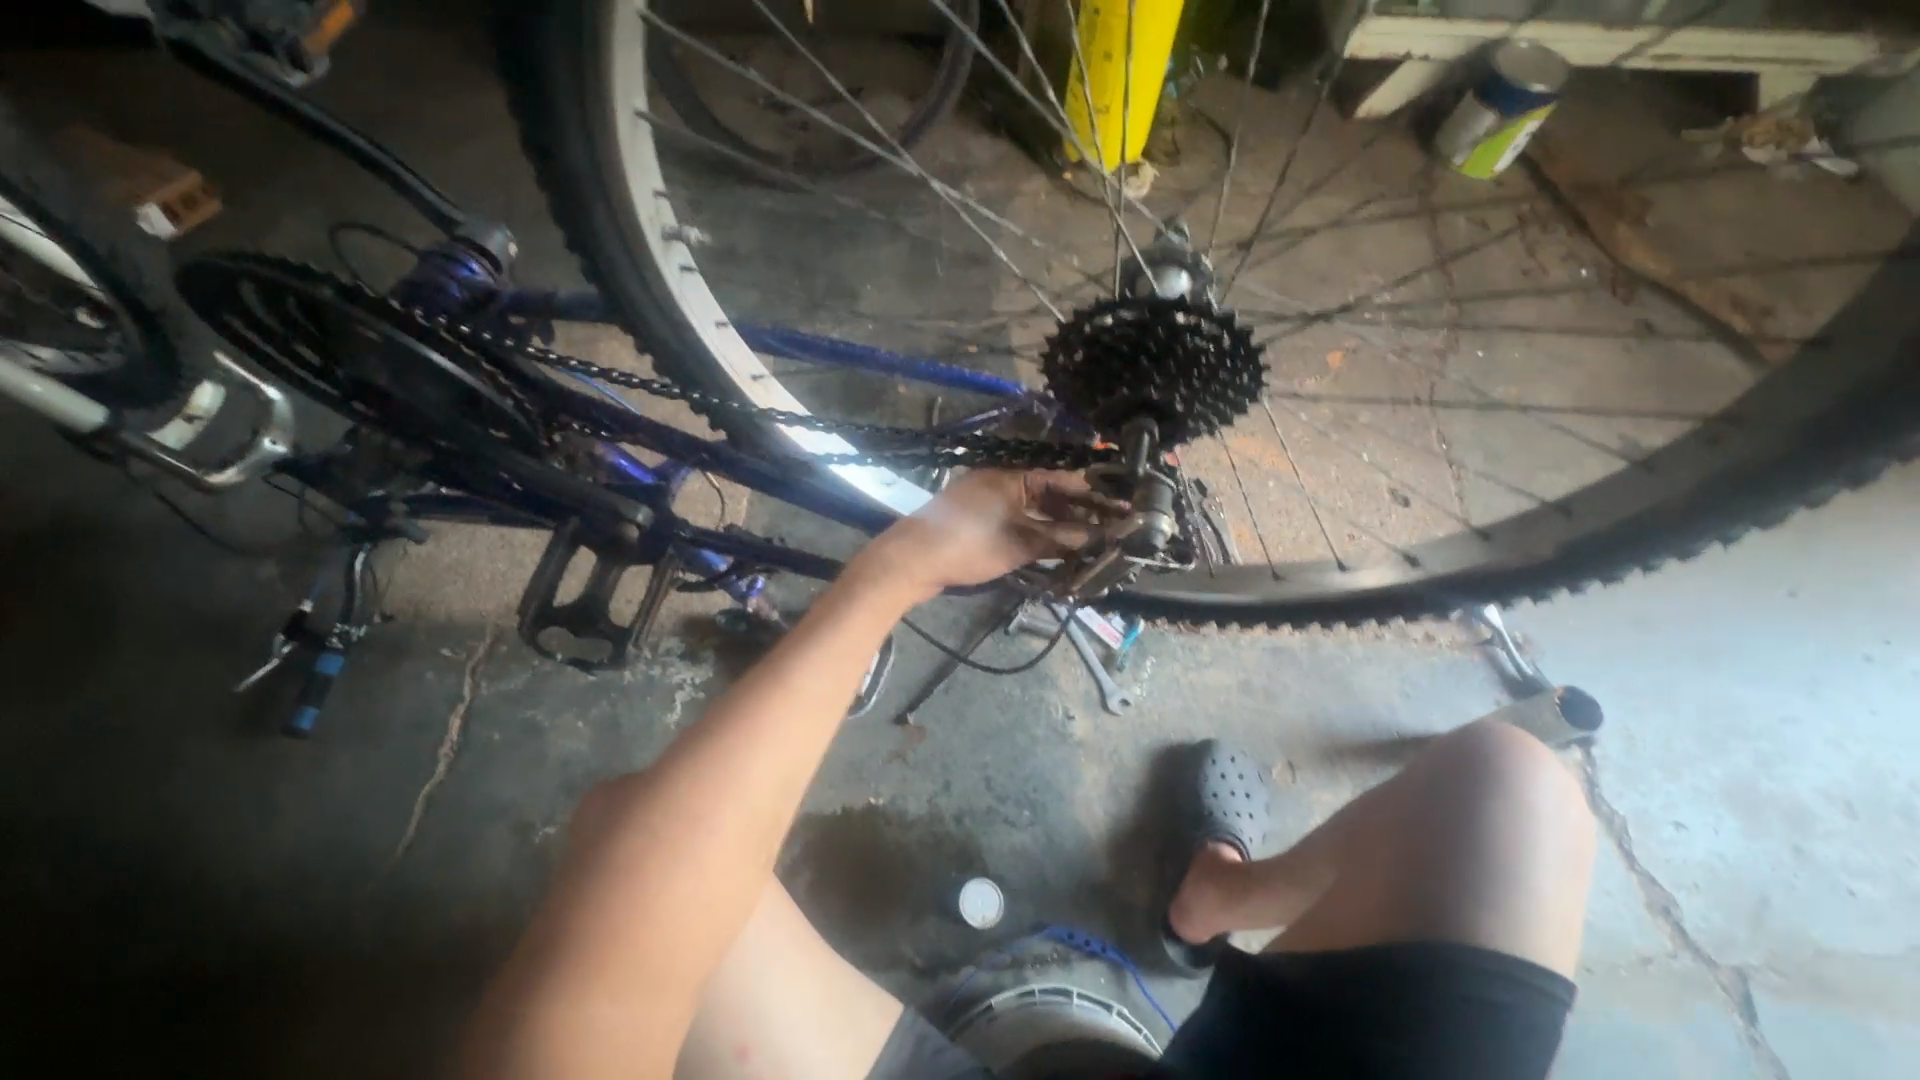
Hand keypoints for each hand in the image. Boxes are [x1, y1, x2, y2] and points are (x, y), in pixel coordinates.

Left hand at [848, 469, 1121, 602]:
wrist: (910, 561)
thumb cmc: (967, 544)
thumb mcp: (1019, 543)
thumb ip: (1060, 538)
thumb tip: (1097, 537)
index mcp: (1011, 476)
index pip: (1062, 480)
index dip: (1092, 496)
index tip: (1120, 508)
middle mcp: (1001, 482)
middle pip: (1049, 495)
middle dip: (1079, 513)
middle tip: (1111, 529)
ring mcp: (987, 502)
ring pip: (1033, 511)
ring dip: (1059, 526)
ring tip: (1089, 542)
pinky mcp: (978, 523)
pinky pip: (1017, 523)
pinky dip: (1037, 535)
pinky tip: (1055, 550)